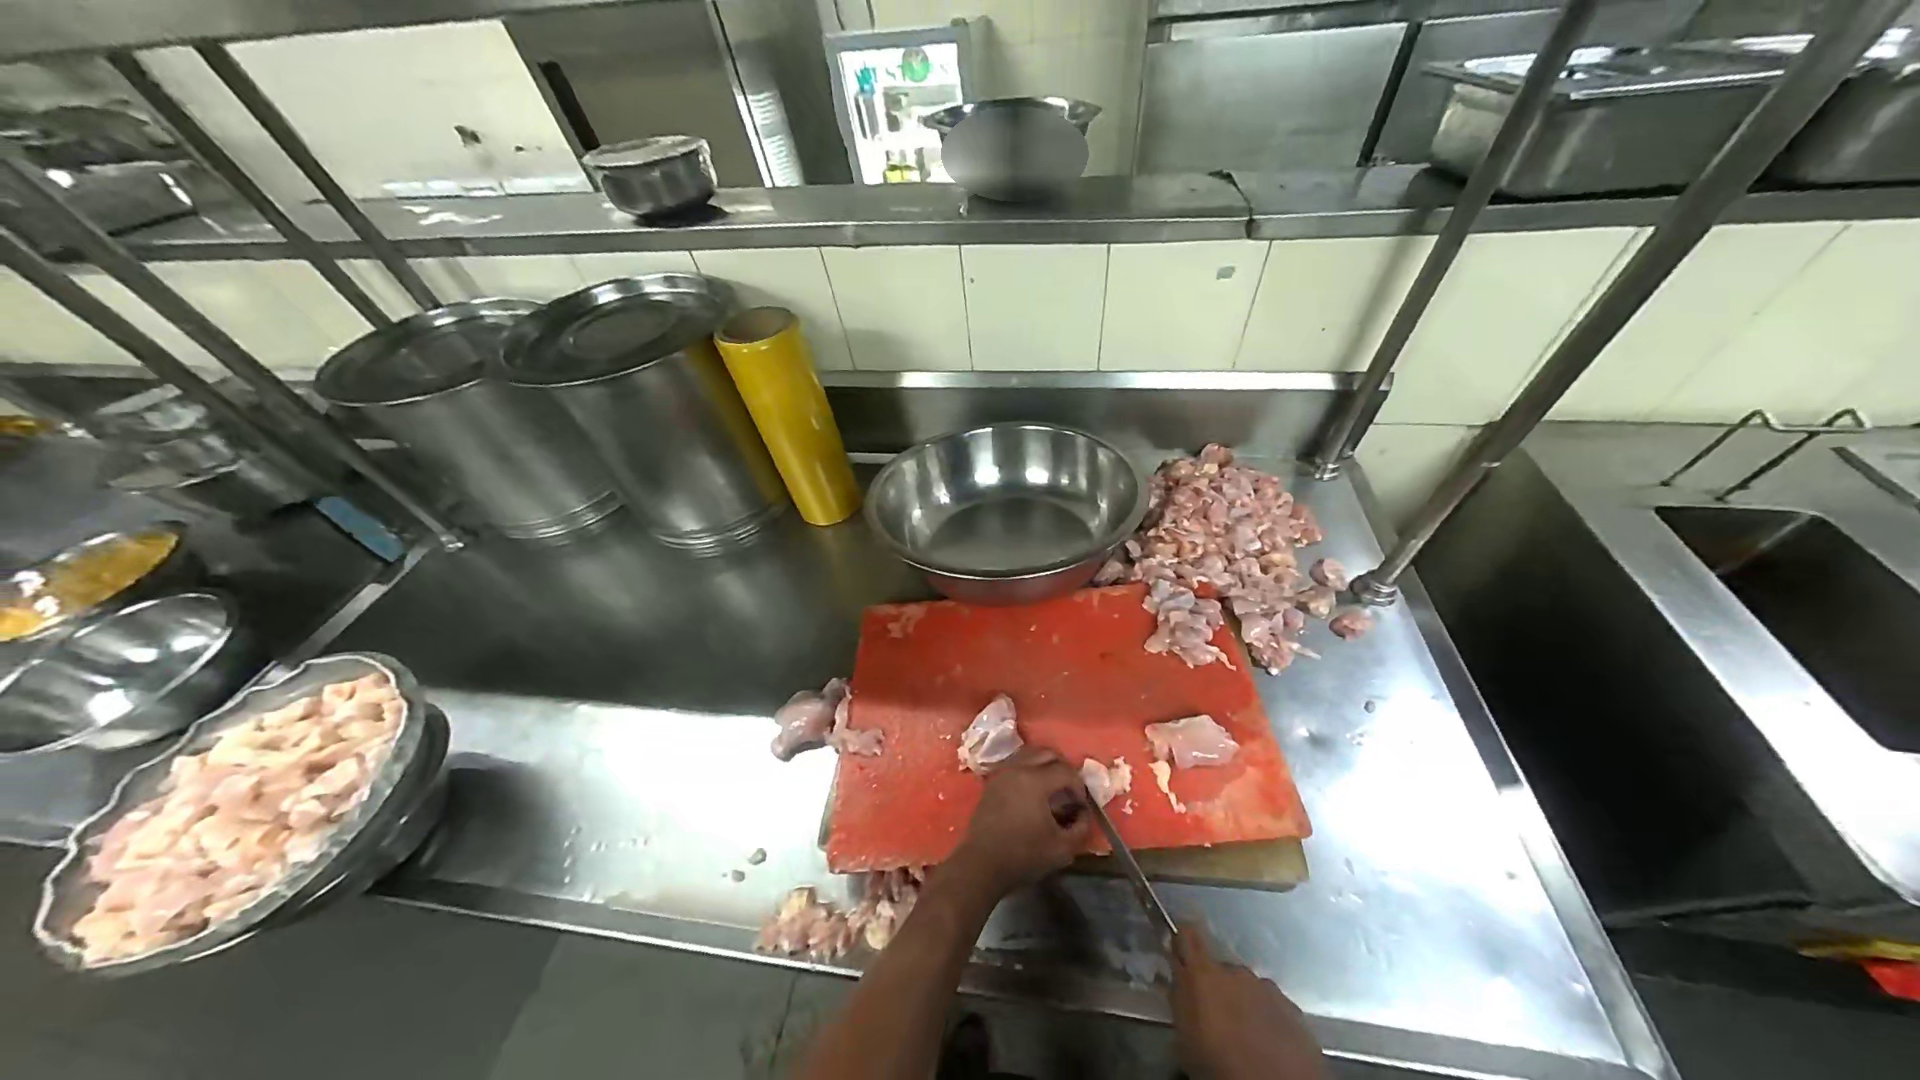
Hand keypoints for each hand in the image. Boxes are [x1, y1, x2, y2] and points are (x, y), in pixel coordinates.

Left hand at [948, 747, 1092, 897]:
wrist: (983, 863)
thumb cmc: (1024, 855)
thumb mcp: (1063, 848)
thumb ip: (1081, 828)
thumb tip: (1084, 813)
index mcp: (1035, 781)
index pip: (1065, 771)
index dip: (1079, 786)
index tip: (1081, 804)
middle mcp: (1017, 768)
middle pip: (1047, 753)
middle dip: (1064, 768)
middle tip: (1070, 789)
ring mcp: (1002, 772)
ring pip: (1029, 754)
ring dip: (1045, 764)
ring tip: (1052, 786)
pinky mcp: (992, 781)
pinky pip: (1015, 763)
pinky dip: (1029, 768)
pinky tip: (1033, 790)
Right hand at [1172, 924, 1327, 1079]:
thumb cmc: (1218, 1065)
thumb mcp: (1184, 1038)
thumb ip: (1179, 1001)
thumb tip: (1177, 982)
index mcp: (1203, 974)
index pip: (1187, 934)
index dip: (1182, 939)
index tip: (1179, 950)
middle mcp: (1235, 972)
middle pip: (1220, 968)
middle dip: (1216, 986)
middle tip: (1214, 1016)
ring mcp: (1267, 988)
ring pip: (1247, 987)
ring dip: (1243, 1003)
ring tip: (1244, 1034)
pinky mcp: (1293, 1008)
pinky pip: (1272, 1005)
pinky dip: (1267, 1018)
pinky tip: (1267, 1044)